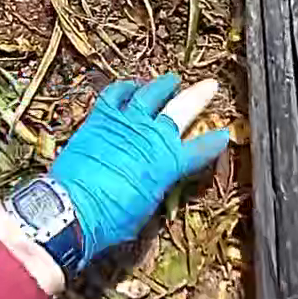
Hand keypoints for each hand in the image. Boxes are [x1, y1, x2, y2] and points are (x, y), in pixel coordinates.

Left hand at [47, 74, 230, 259]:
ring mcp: (128, 122)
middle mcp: (154, 136)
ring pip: (151, 93)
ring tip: (171, 79)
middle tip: (210, 85)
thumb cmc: (113, 219)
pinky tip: (130, 87)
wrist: (73, 208)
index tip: (223, 134)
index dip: (214, 141)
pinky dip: (125, 88)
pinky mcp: (102, 117)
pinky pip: (116, 94)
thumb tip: (157, 179)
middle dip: (200, 95)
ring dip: (163, 85)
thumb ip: (157, 185)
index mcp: (169, 162)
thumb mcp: (146, 208)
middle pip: (182, 108)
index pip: (201, 148)